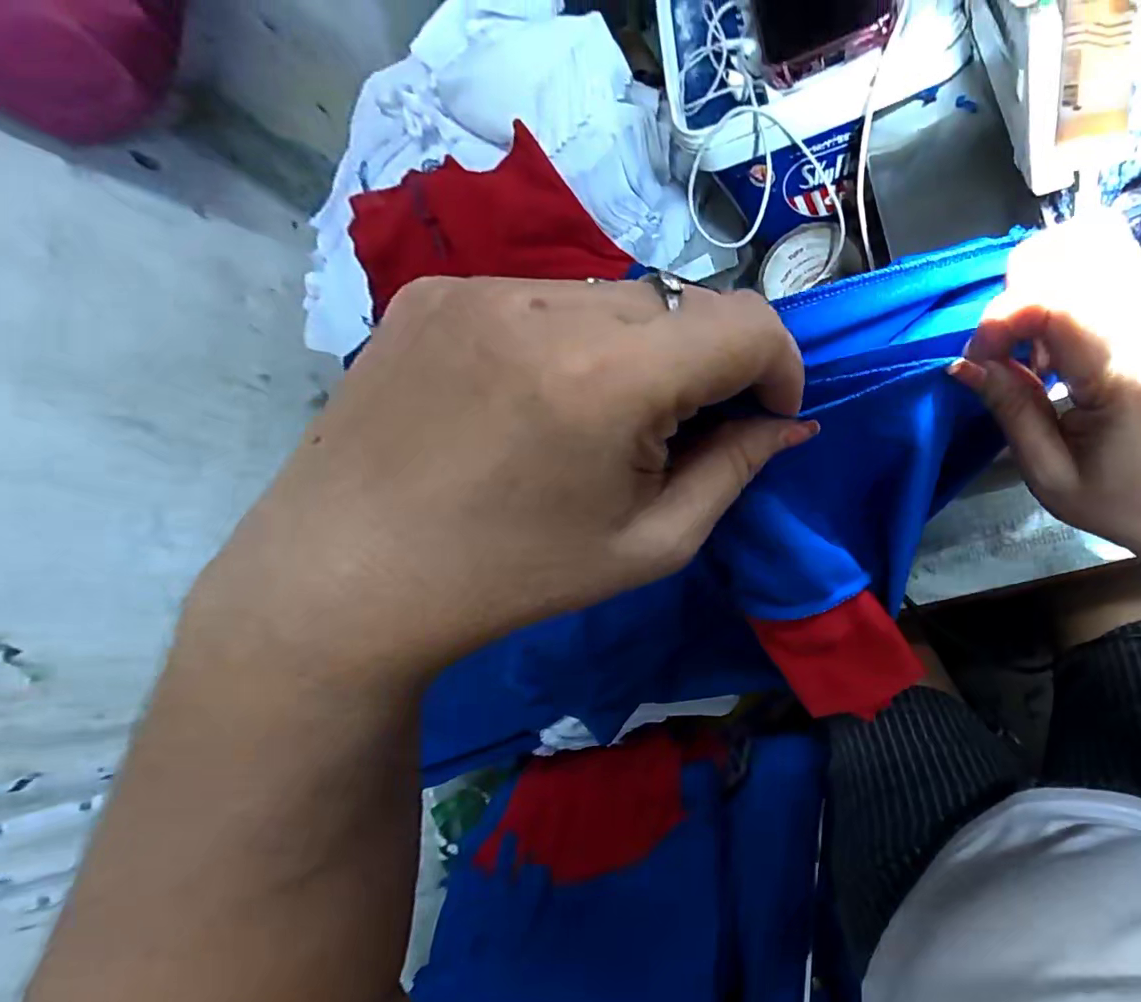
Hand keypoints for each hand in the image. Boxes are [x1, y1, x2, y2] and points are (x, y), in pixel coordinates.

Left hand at [188, 276, 814, 688]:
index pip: (748, 324)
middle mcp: (549, 306)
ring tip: (613, 415)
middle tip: (691, 427)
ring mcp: (483, 286)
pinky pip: (557, 296)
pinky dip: (587, 338)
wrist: (348, 577)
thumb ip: (737, 468)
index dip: (781, 366)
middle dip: (718, 362)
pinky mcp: (438, 288)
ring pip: (627, 295)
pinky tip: (550, 395)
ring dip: (654, 349)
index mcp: (610, 379)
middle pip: (692, 303)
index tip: (767, 415)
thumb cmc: (521, 575)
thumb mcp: (656, 541)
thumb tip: (792, 424)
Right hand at [950, 213, 1140, 574]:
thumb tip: (966, 363)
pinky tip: (1056, 338)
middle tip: (1006, 352)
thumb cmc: (1126, 504)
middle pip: (1071, 251)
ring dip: (1041, 280)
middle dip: (1016, 293)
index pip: (1055, 302)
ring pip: (1091, 241)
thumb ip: (1011, 410)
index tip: (979, 360)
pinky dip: (1064, 284)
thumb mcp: (1052, 476)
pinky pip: (1105, 263)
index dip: (1001, 318)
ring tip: (1032, 341)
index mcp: (1125, 374)